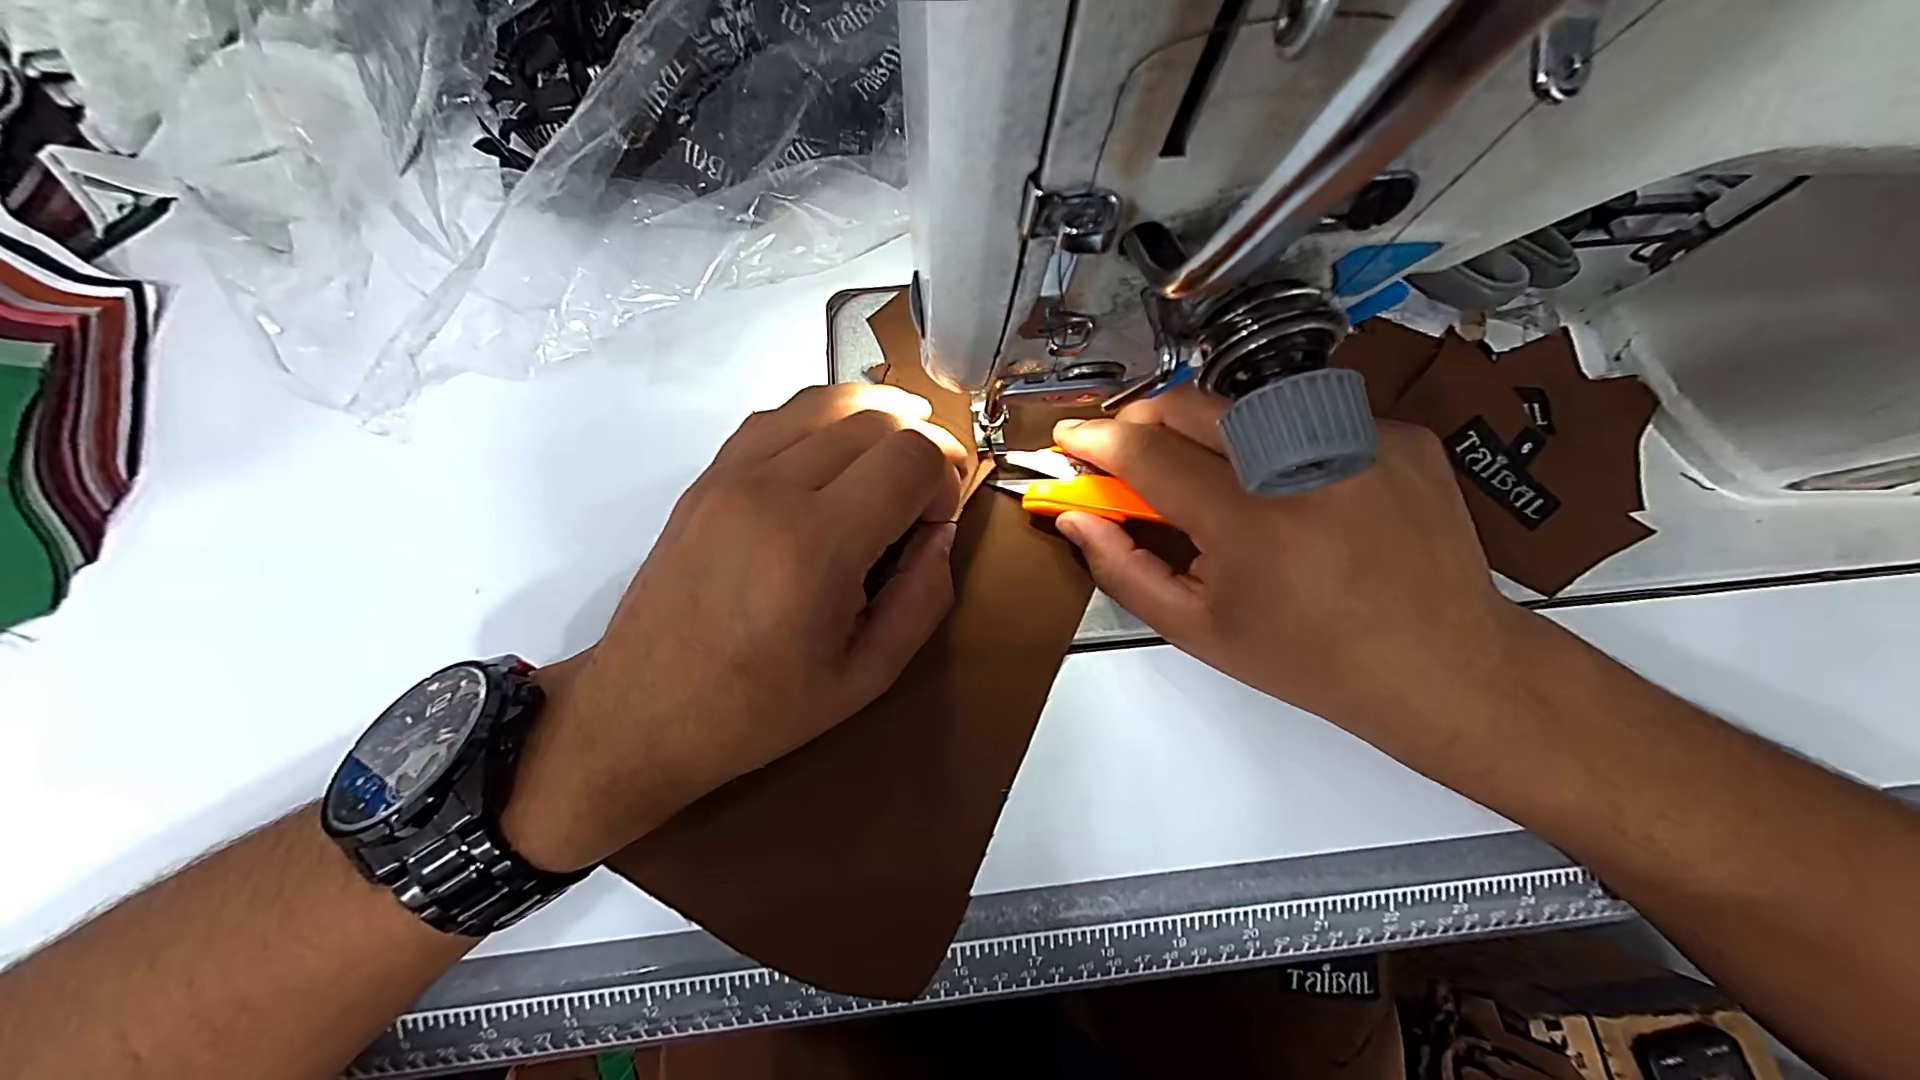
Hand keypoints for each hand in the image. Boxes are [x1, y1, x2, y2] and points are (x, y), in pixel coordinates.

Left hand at [503, 384, 972, 870]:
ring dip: (877, 418)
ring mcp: (731, 474)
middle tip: (925, 493)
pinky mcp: (707, 476)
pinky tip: (836, 453)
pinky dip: (823, 420)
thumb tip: (941, 532)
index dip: (946, 477)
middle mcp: (772, 490)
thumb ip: (923, 599)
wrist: (640, 712)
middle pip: (876, 417)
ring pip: (826, 401)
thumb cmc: (758, 709)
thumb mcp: (867, 676)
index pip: (912, 456)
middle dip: (921, 444)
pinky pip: (777, 416)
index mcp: (817, 546)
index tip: (937, 519)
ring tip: (895, 456)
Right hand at [1049, 385, 1535, 766]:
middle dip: (1144, 418)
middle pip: (1192, 402)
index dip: (1096, 439)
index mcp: (1252, 524)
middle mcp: (1310, 466)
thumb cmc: (1314, 659)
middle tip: (1130, 452)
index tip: (1074, 437)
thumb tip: (1077, 519)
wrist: (1443, 663)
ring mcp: (1363, 441)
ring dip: (1210, 430)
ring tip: (1219, 482)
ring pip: (1247, 402)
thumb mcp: (1197, 629)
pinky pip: (1309, 416)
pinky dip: (1280, 442)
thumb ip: (1121, 568)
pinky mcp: (1399, 435)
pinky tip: (1293, 488)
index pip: (1147, 452)